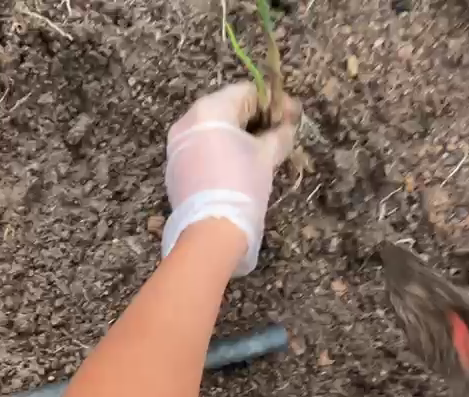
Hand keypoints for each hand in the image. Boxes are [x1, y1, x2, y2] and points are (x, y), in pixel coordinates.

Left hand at [163, 82, 299, 275]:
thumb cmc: (242, 187)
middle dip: (255, 122)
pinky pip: (202, 153)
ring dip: (238, 139)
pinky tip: (238, 171)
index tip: (294, 117)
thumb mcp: (266, 157)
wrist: (211, 233)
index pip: (247, 92)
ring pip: (214, 133)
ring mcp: (177, 148)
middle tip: (279, 135)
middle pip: (228, 111)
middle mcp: (188, 122)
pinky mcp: (175, 172)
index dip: (274, 103)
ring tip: (261, 155)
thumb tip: (287, 127)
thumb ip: (279, 135)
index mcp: (210, 109)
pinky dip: (221, 155)